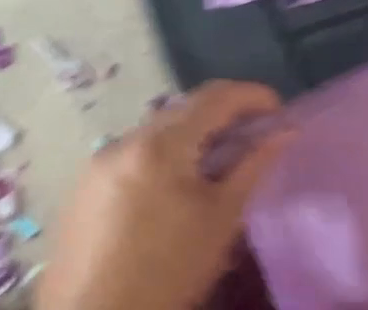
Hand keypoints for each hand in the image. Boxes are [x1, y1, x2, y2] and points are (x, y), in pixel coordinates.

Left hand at [37, 81, 294, 309]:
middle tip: (255, 136)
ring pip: (159, 129)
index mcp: (160, 146)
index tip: (279, 114)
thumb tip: (286, 130)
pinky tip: (180, 184)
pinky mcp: (82, 191)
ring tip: (220, 162)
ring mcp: (96, 168)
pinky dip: (166, 154)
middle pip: (186, 108)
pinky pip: (134, 153)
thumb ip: (255, 163)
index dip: (255, 96)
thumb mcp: (223, 215)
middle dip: (226, 114)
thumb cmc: (168, 270)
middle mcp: (123, 144)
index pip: (216, 96)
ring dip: (195, 134)